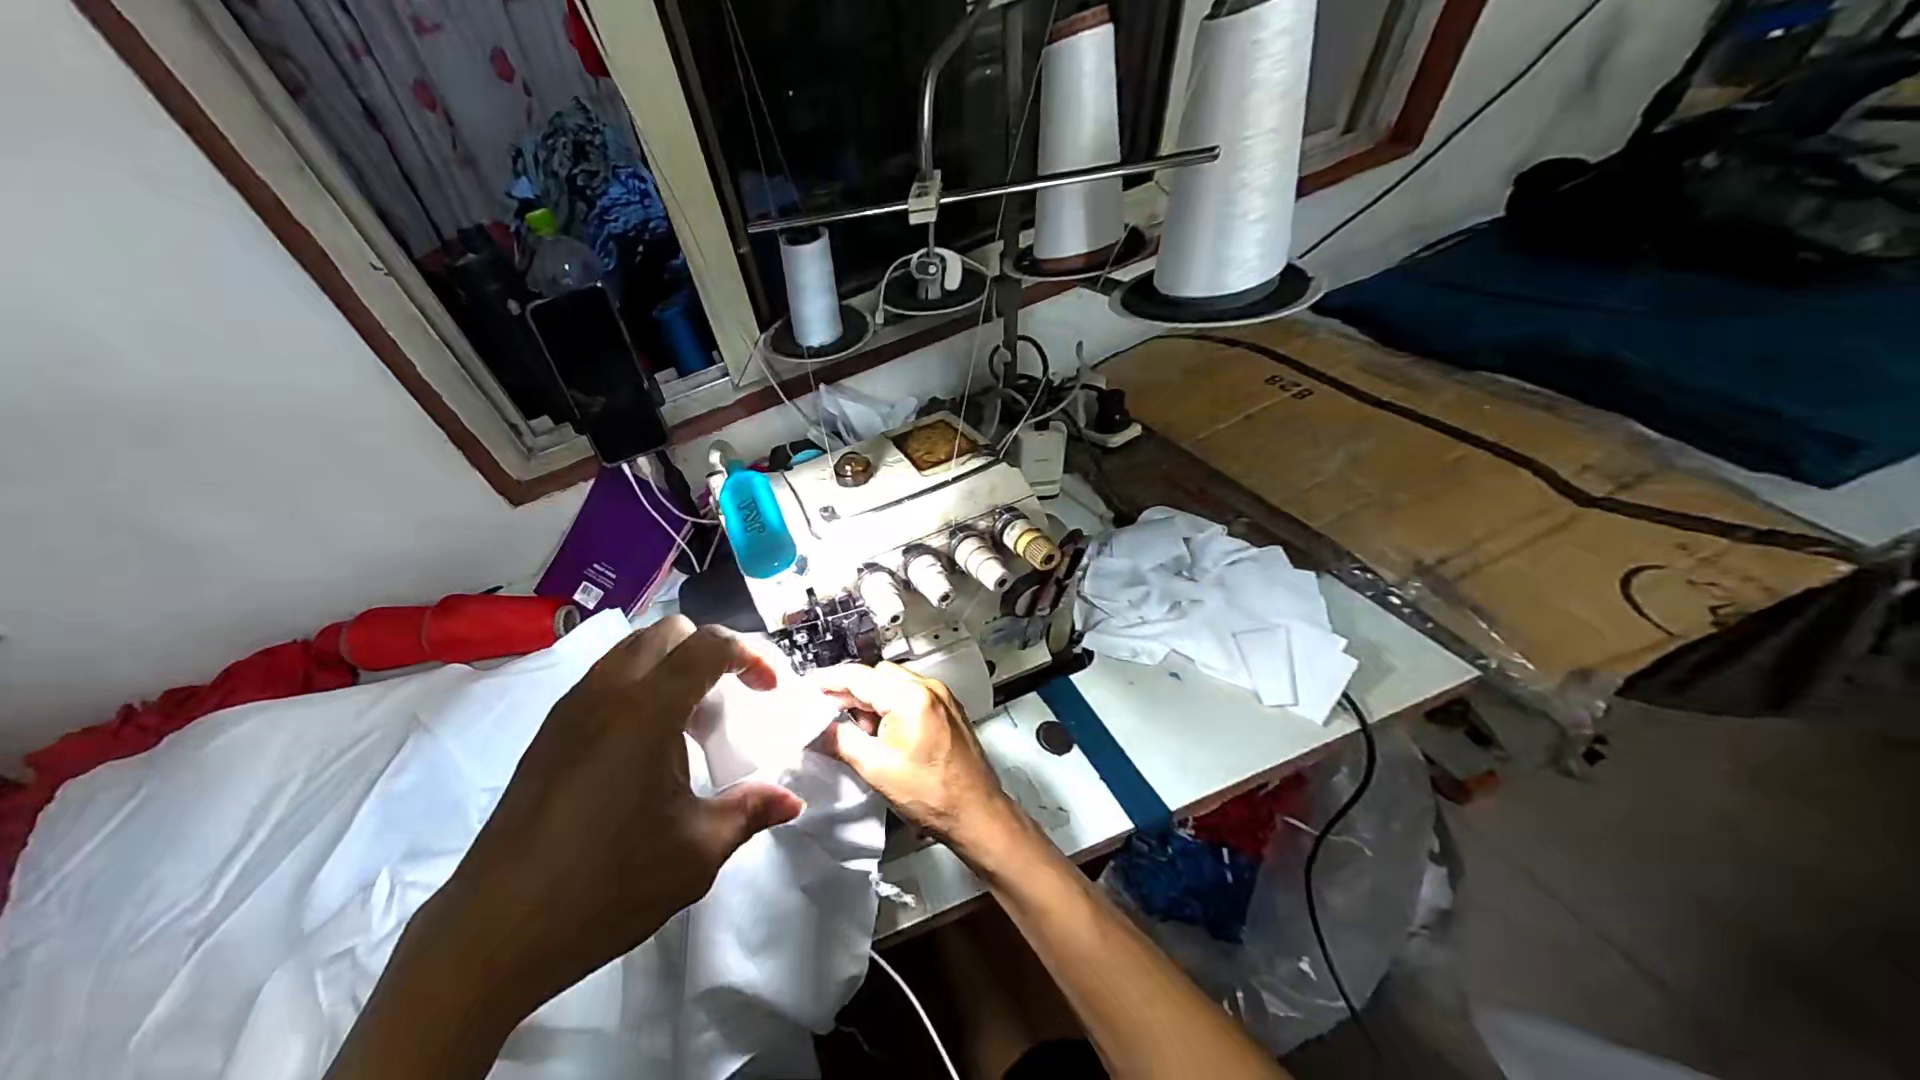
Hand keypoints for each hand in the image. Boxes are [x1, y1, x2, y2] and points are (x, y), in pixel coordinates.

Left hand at [329, 618, 803, 1077]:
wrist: (494, 932)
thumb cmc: (607, 886)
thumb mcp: (697, 852)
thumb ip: (750, 811)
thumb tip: (792, 801)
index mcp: (646, 711)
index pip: (710, 645)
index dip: (752, 656)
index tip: (771, 691)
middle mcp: (606, 693)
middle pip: (670, 632)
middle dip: (714, 651)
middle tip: (735, 697)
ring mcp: (570, 709)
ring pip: (633, 649)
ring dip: (675, 664)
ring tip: (693, 718)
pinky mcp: (549, 731)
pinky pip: (606, 677)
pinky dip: (642, 683)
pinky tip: (650, 742)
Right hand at [810, 662, 1025, 858]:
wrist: (975, 813)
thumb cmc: (933, 794)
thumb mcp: (875, 768)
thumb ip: (840, 741)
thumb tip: (816, 729)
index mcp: (910, 696)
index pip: (859, 676)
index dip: (828, 681)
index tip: (808, 687)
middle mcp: (929, 688)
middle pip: (877, 676)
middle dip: (851, 692)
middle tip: (829, 715)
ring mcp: (941, 697)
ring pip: (894, 685)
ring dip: (872, 701)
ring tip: (859, 733)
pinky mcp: (947, 710)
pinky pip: (911, 695)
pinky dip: (891, 707)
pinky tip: (882, 734)